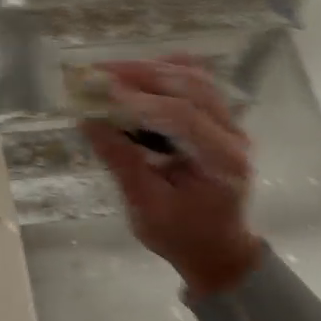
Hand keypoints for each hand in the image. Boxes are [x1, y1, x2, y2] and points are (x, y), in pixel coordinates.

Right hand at [81, 57, 262, 295]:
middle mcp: (233, 136)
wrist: (217, 250)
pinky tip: (140, 75)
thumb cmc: (181, 235)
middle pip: (190, 87)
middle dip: (143, 74)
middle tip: (100, 72)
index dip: (140, 100)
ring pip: (194, 78)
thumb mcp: (145, 207)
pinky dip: (167, 72)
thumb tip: (86, 120)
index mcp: (221, 162)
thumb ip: (120, 161)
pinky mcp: (220, 119)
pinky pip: (197, 82)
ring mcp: (231, 124)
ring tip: (113, 72)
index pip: (182, 116)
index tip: (102, 89)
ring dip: (152, 69)